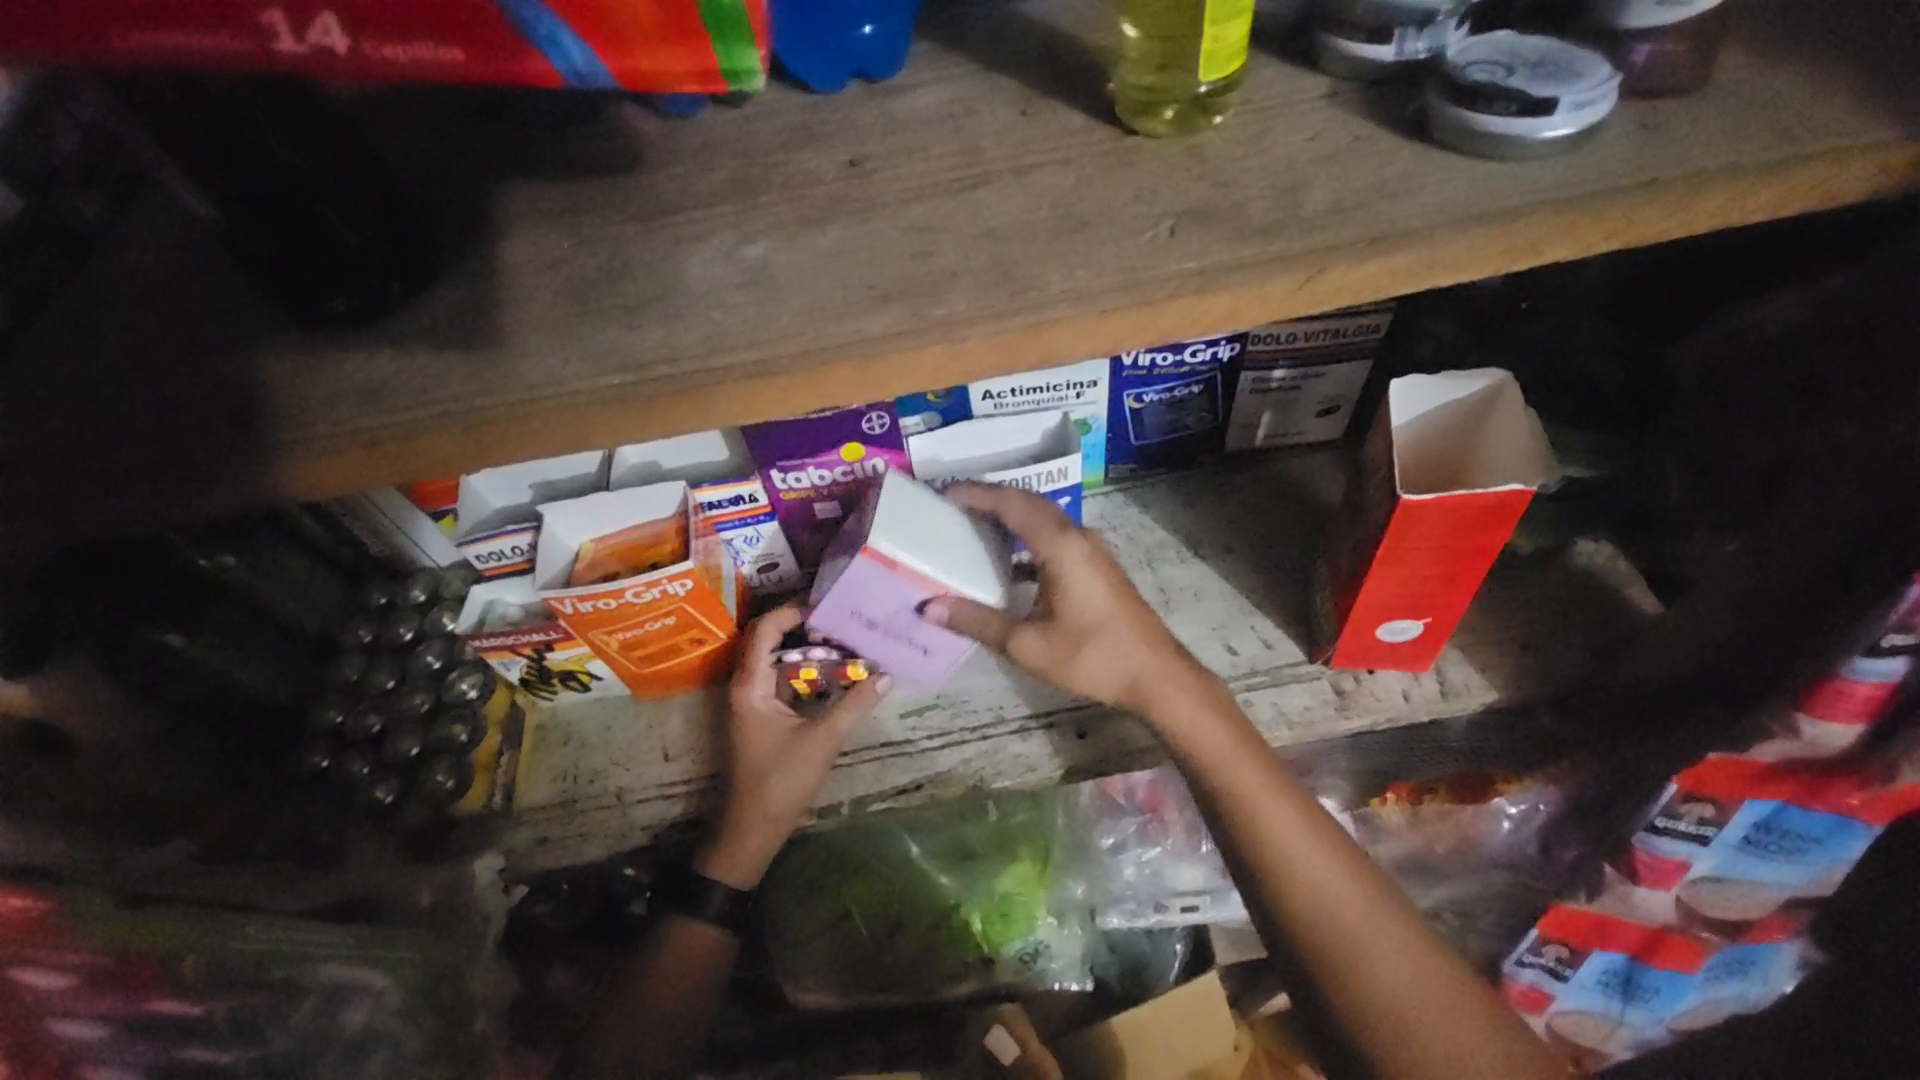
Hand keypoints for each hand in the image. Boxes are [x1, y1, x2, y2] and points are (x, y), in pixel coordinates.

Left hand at [698, 604, 890, 888]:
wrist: (753, 828)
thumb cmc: (781, 781)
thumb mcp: (823, 740)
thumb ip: (855, 704)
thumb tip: (887, 674)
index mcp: (750, 685)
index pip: (766, 629)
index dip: (793, 611)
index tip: (828, 604)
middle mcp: (746, 685)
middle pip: (772, 641)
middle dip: (807, 628)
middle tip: (844, 621)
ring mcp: (753, 702)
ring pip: (781, 662)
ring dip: (811, 653)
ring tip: (849, 643)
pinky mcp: (763, 716)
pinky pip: (785, 682)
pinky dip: (809, 674)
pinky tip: (839, 675)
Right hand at [921, 483, 1212, 715]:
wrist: (1155, 675)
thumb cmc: (1093, 657)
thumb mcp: (1027, 645)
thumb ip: (978, 622)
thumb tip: (930, 606)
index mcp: (1061, 546)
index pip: (1012, 503)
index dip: (976, 494)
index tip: (944, 494)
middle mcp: (1078, 537)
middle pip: (1029, 503)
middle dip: (990, 499)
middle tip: (952, 506)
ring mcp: (1092, 550)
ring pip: (1045, 520)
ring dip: (1011, 518)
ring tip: (973, 528)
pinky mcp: (1097, 567)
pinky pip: (1056, 539)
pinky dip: (1028, 540)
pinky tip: (1008, 565)